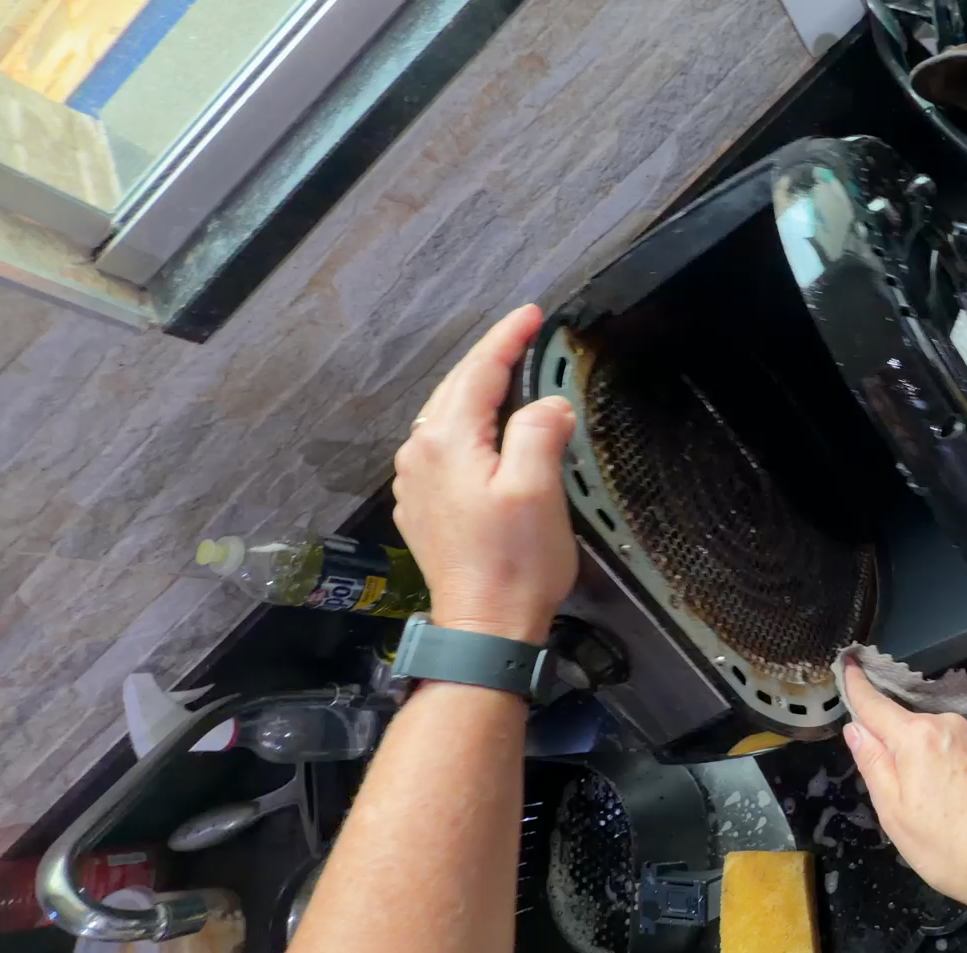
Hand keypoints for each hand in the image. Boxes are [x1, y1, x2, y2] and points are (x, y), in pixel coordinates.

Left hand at [392, 305, 577, 644]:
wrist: (485, 626)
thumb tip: (548, 404)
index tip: (533, 313)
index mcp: (447, 443)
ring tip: (510, 377)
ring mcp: (418, 483)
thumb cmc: (516, 559)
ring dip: (478, 393)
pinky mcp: (426, 508)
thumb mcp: (538, 489)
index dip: (506, 339)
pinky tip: (488, 432)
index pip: (477, 373)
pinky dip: (470, 427)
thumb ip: (539, 432)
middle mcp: (421, 455)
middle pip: (455, 390)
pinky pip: (446, 449)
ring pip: (448, 419)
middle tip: (525, 337)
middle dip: (489, 359)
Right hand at [841, 662, 966, 917]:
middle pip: (906, 726)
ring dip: (927, 757)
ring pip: (934, 736)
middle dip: (896, 749)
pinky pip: (959, 743)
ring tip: (939, 803)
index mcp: (916, 738)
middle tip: (904, 795)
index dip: (858, 686)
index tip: (849, 664)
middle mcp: (947, 723)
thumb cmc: (949, 849)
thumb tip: (856, 728)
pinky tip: (961, 794)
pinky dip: (951, 760)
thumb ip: (872, 763)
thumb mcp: (894, 813)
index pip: (876, 705)